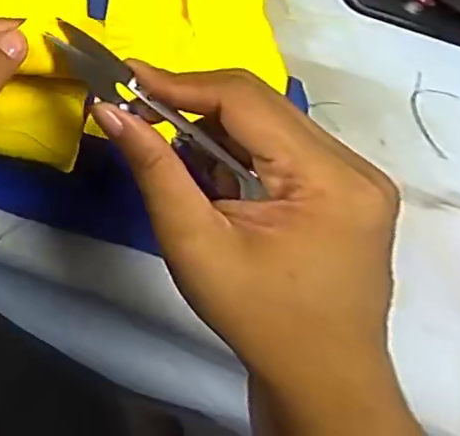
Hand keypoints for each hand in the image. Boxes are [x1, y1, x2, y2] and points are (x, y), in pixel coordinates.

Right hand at [90, 64, 415, 433]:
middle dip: (188, 96)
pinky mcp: (340, 186)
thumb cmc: (256, 315)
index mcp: (329, 180)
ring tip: (163, 140)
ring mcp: (351, 176)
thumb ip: (152, 165)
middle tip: (132, 103)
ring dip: (205, 118)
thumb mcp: (191, 239)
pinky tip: (204, 167)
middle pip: (255, 100)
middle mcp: (352, 167)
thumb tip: (107, 107)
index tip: (123, 77)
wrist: (321, 381)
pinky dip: (227, 139)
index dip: (178, 82)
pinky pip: (272, 137)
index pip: (243, 100)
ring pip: (261, 114)